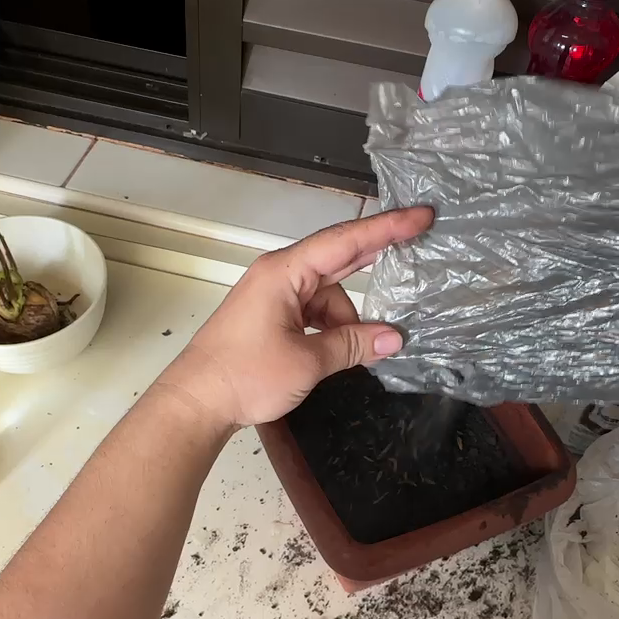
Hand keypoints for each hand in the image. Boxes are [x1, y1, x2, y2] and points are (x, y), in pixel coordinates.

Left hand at [154, 206, 434, 430]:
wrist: (197, 402)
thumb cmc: (243, 376)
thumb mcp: (306, 362)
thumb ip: (352, 346)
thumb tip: (393, 338)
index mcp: (284, 273)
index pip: (345, 241)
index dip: (387, 228)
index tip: (421, 216)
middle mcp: (278, 276)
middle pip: (338, 261)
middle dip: (375, 258)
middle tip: (415, 246)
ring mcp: (272, 297)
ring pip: (326, 297)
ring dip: (345, 322)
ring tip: (356, 353)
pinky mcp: (269, 318)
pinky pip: (311, 313)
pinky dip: (328, 330)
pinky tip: (338, 353)